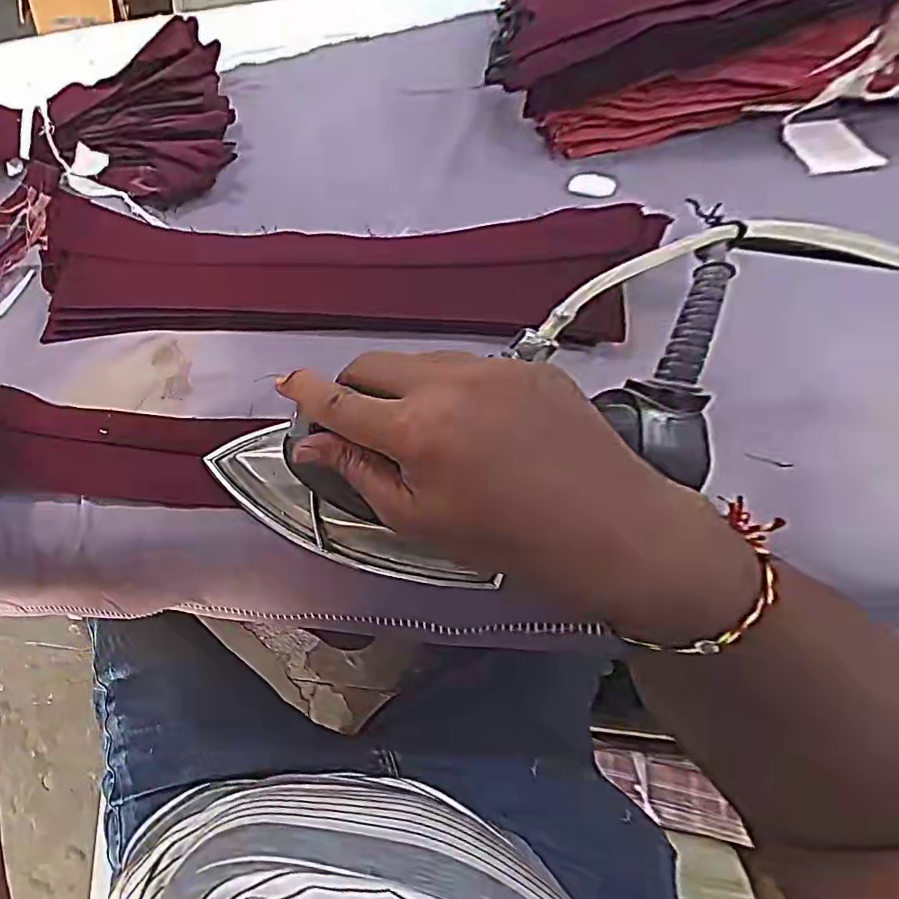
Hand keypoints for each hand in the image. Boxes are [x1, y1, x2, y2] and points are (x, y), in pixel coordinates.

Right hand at [277, 351, 760, 643]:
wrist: (611, 529)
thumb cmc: (511, 538)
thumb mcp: (415, 518)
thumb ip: (355, 471)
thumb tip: (313, 446)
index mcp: (417, 431)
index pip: (338, 399)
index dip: (304, 391)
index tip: (288, 384)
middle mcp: (451, 385)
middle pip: (370, 364)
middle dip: (349, 389)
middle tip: (353, 427)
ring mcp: (493, 369)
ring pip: (415, 360)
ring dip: (396, 387)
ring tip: (417, 432)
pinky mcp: (525, 367)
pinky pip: (461, 364)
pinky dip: (441, 387)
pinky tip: (462, 425)